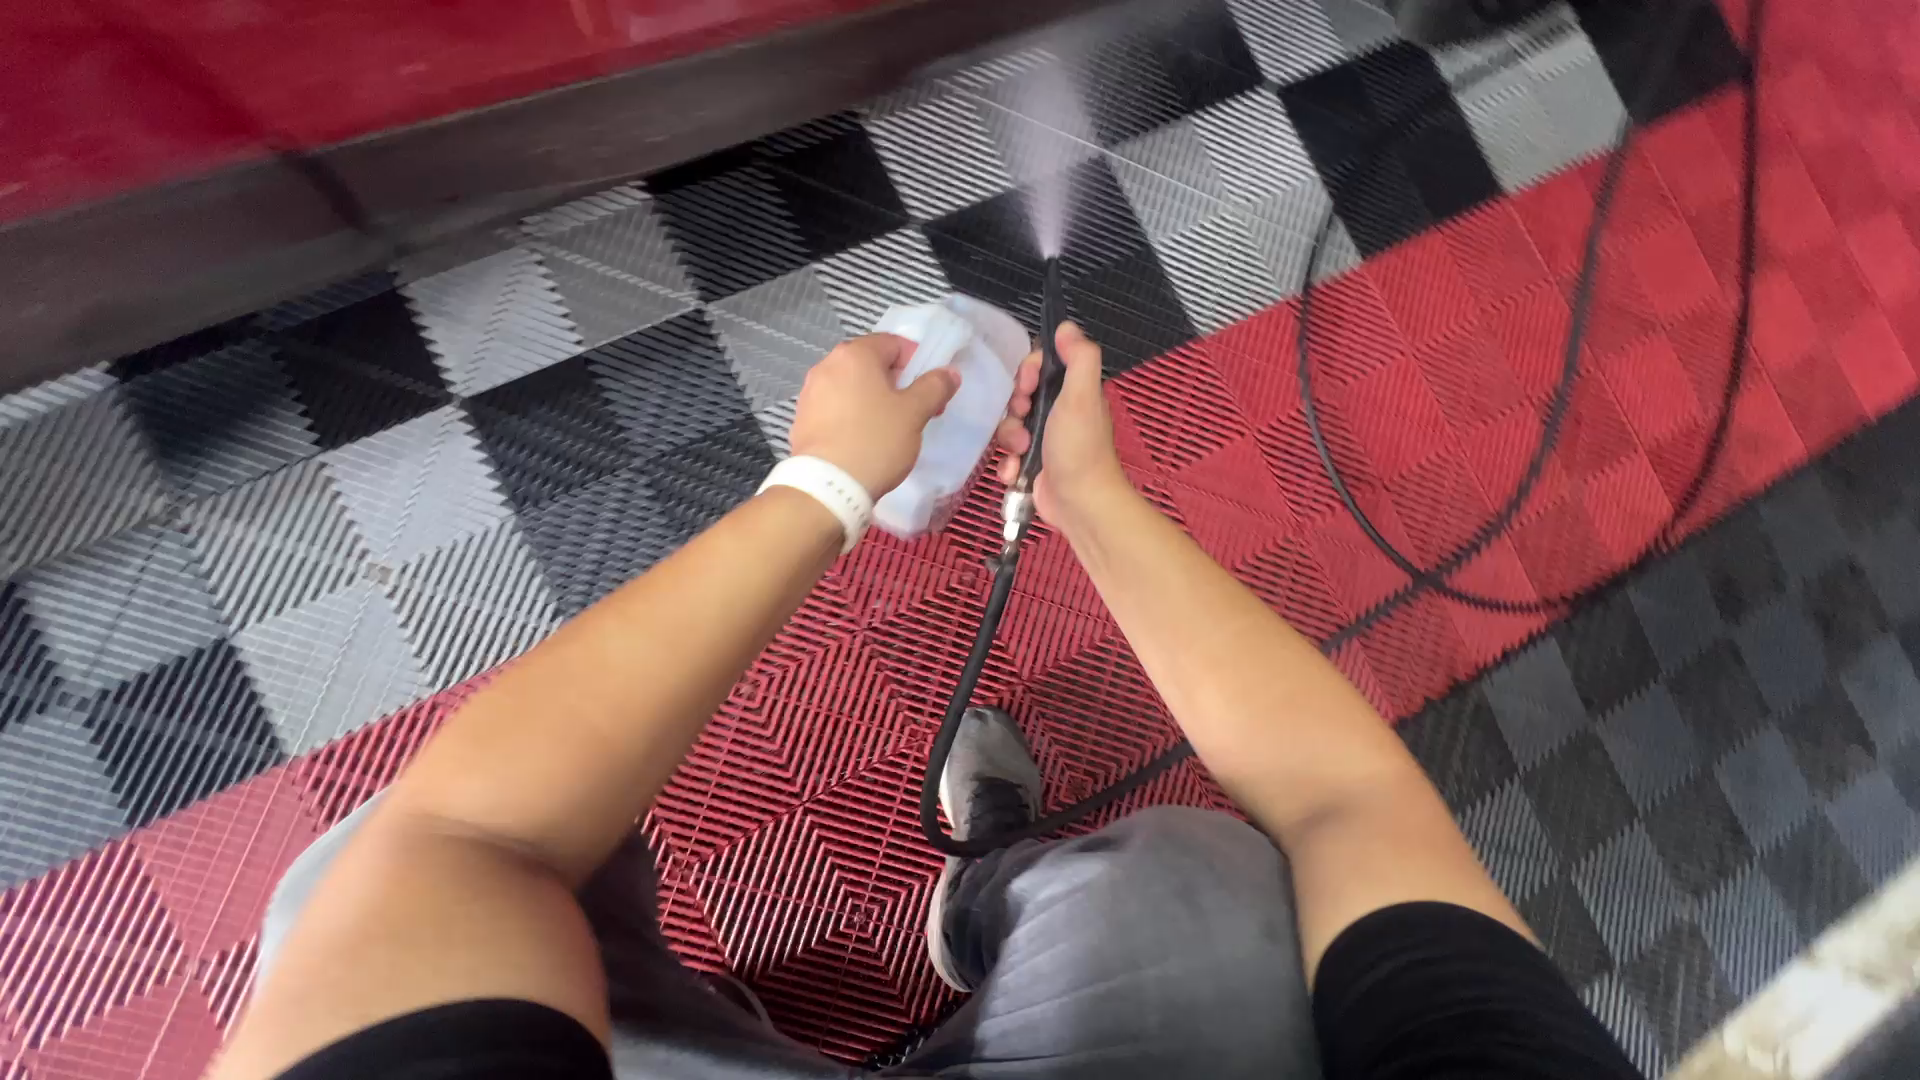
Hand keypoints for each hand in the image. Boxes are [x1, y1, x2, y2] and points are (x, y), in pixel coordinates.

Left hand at [789, 333, 959, 496]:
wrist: (829, 487)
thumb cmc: (876, 441)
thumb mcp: (914, 414)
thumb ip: (935, 387)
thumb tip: (949, 373)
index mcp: (855, 355)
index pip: (894, 344)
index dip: (917, 364)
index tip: (928, 392)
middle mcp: (827, 366)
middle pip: (871, 365)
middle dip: (896, 384)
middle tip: (913, 413)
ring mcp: (810, 393)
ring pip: (852, 388)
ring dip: (873, 401)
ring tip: (888, 431)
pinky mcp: (802, 420)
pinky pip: (836, 410)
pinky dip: (852, 418)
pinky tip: (862, 443)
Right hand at [994, 321, 1130, 529]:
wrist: (1079, 503)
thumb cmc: (1080, 448)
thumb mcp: (1082, 396)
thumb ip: (1079, 358)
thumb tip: (1066, 326)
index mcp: (1072, 393)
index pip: (1038, 369)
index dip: (1026, 374)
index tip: (1026, 387)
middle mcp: (1058, 414)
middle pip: (1018, 397)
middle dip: (1014, 410)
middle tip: (1023, 424)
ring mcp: (1043, 442)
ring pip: (1009, 428)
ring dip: (1009, 440)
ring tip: (1021, 453)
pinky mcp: (1031, 466)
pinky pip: (1007, 456)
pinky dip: (1009, 465)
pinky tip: (1016, 473)